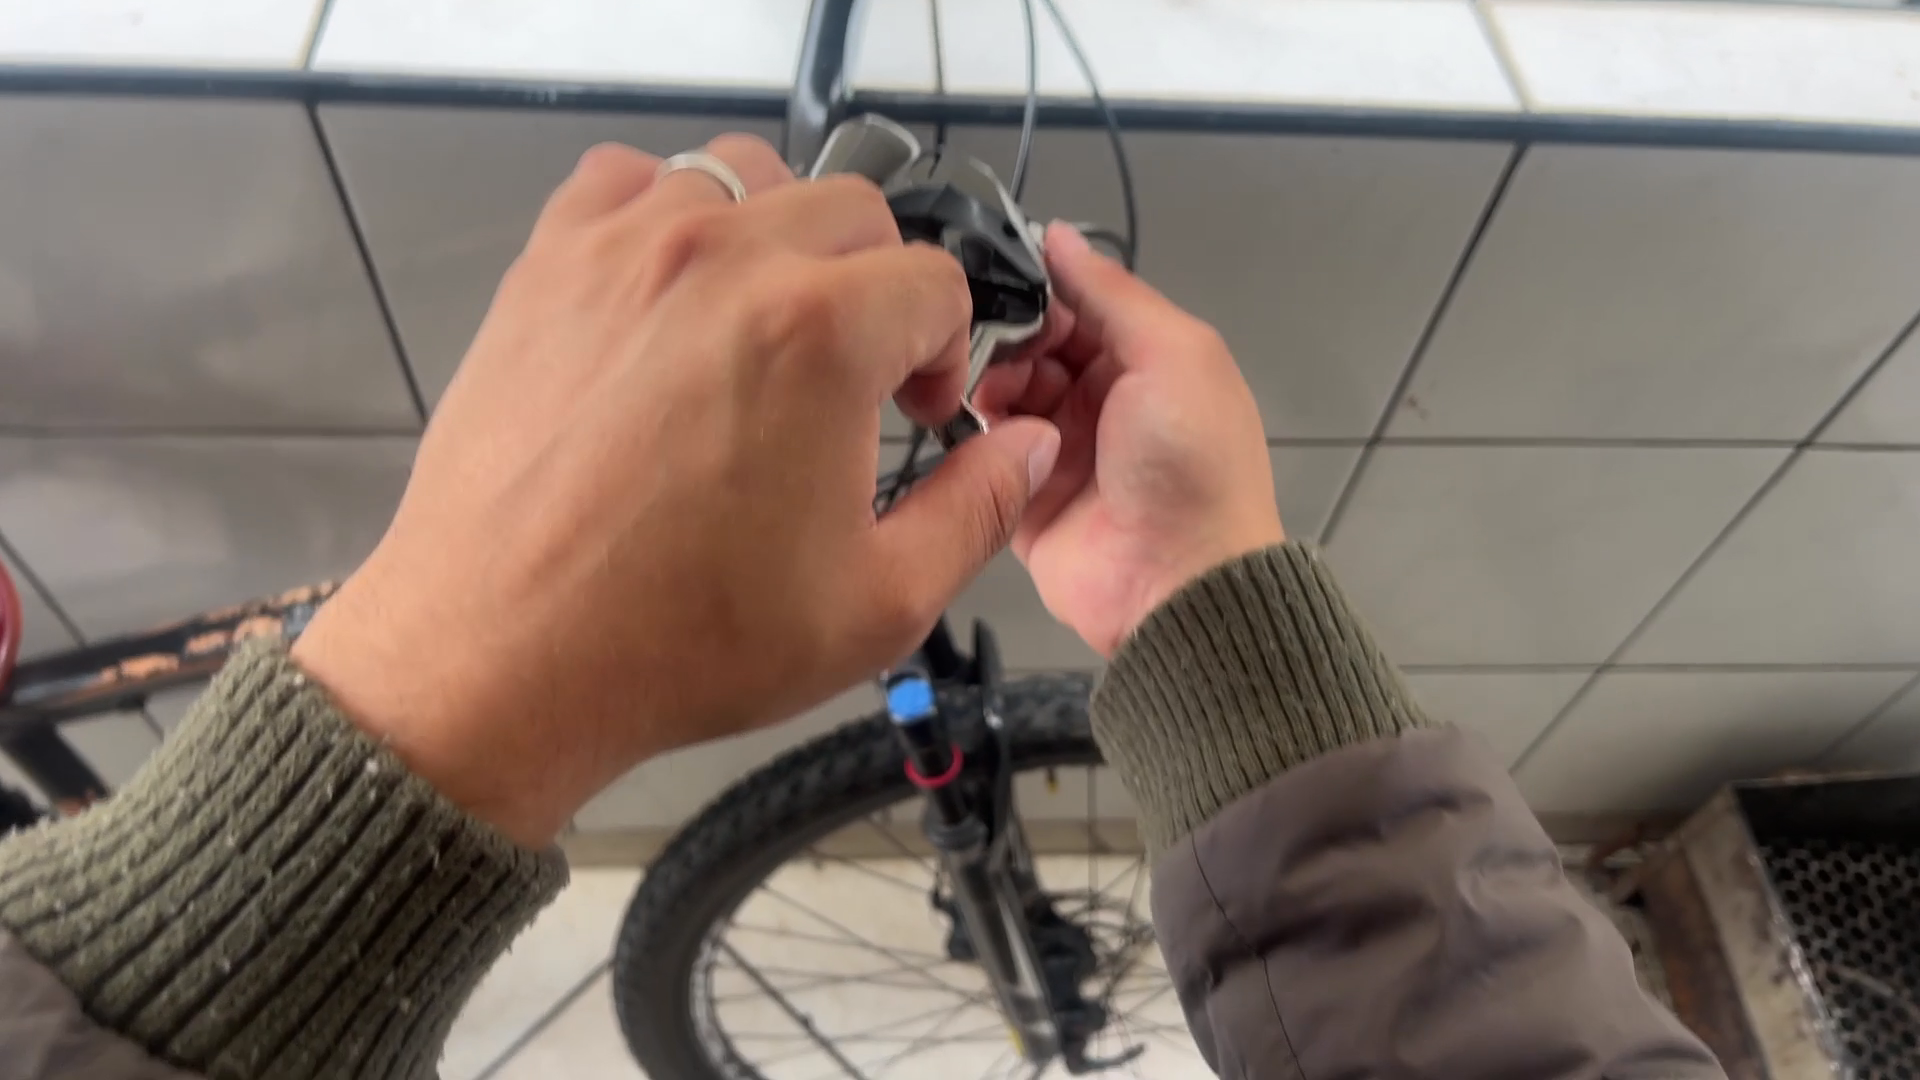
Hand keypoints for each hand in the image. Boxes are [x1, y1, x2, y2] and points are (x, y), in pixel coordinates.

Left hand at [292, 136, 1061, 847]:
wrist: (504, 663)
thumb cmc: (693, 642)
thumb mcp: (882, 602)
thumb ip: (981, 509)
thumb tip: (1029, 447)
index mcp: (821, 338)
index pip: (938, 284)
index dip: (949, 353)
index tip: (922, 413)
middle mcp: (726, 263)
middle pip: (859, 217)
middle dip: (885, 295)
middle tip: (862, 379)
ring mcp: (627, 251)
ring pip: (755, 179)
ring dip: (794, 248)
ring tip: (779, 335)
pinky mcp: (552, 268)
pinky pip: (639, 182)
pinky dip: (683, 219)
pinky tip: (687, 299)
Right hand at [974, 224, 1282, 657]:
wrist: (1176, 581)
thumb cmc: (1186, 460)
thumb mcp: (1172, 356)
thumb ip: (1113, 293)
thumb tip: (1058, 234)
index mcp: (1143, 363)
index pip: (1078, 307)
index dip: (1041, 292)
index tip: (997, 283)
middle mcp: (1099, 400)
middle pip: (1036, 348)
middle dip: (1013, 339)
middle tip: (997, 348)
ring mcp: (1058, 449)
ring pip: (1006, 393)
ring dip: (995, 382)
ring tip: (994, 396)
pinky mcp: (1023, 493)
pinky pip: (989, 451)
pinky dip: (978, 434)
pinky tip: (975, 427)